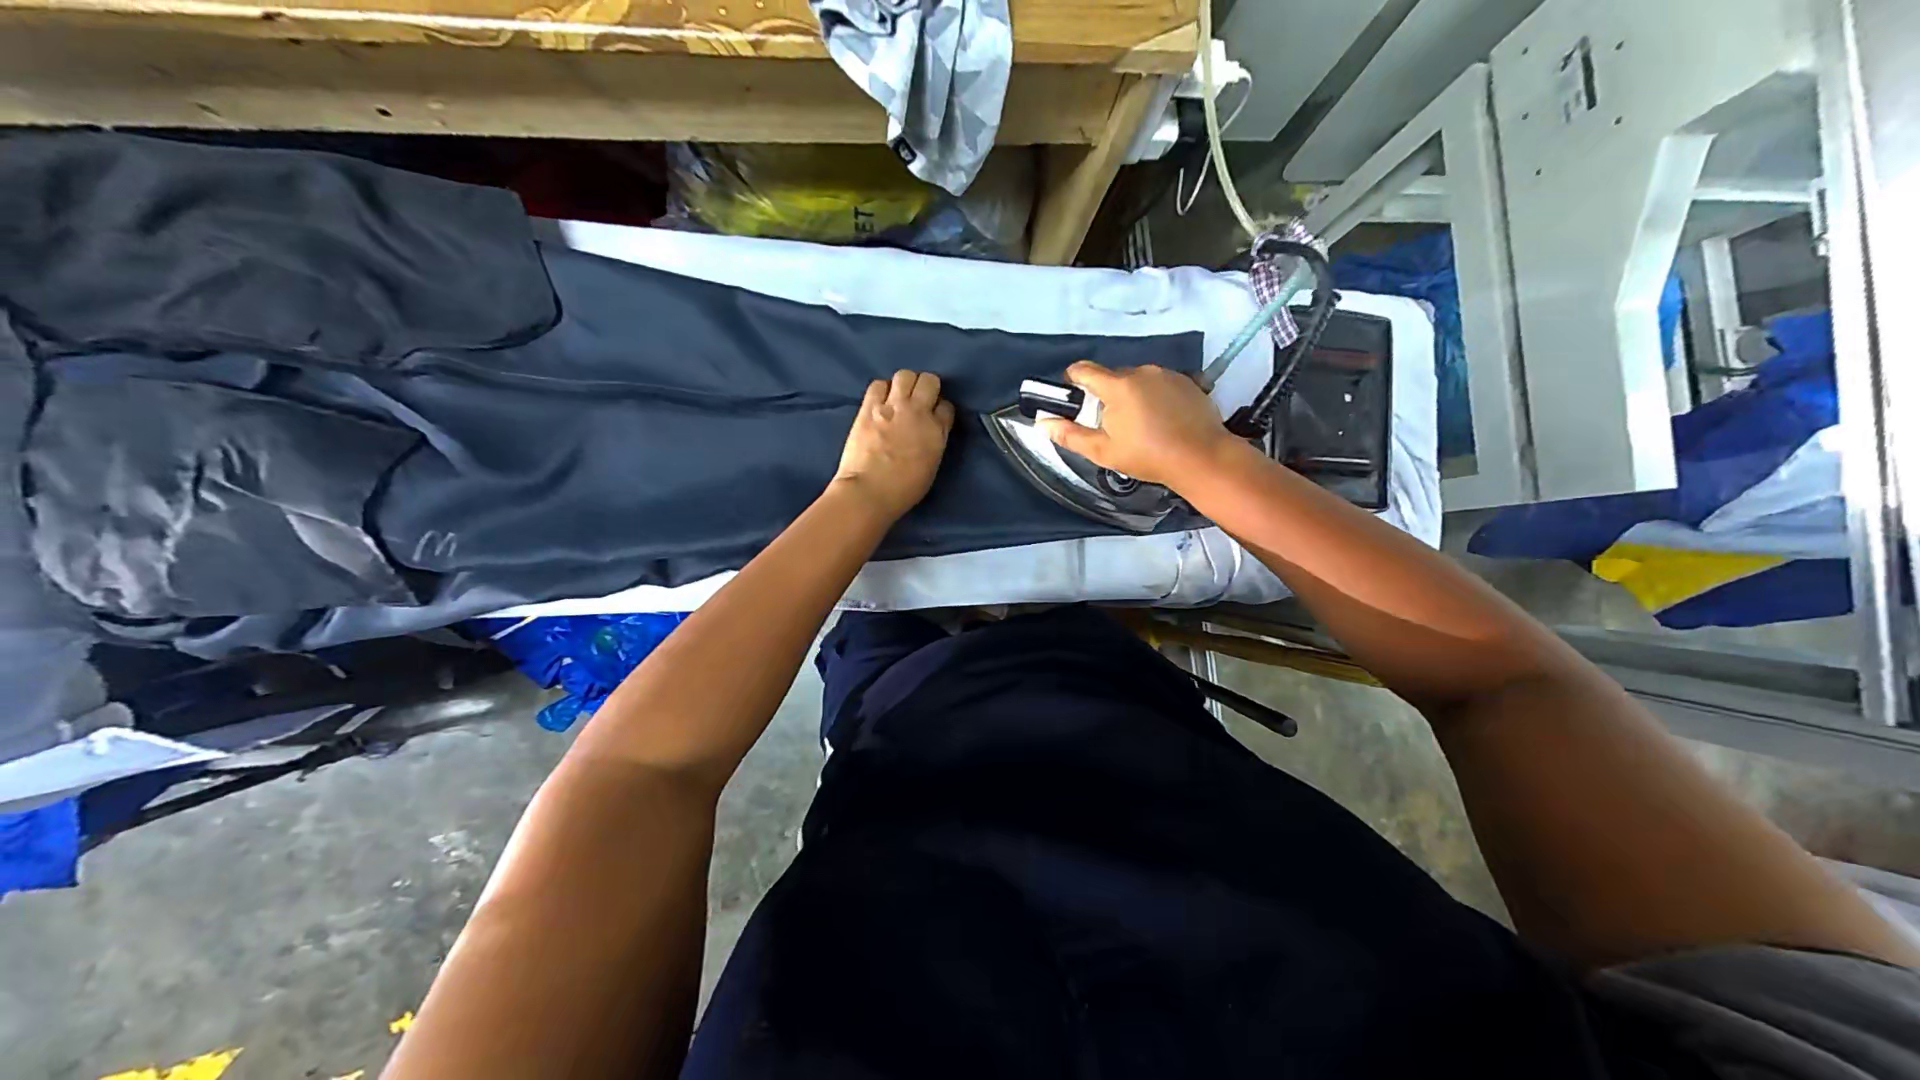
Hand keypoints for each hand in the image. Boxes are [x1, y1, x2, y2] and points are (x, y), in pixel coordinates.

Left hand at [832, 369, 955, 519]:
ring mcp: (893, 407)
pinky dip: (881, 390)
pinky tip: (879, 402)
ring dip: (904, 384)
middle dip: (925, 388)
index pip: (947, 406)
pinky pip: (879, 384)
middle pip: (929, 381)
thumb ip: (934, 443)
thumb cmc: (902, 490)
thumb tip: (929, 433)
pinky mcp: (869, 407)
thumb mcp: (931, 467)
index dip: (939, 409)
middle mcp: (918, 413)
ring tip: (898, 398)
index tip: (932, 416)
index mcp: (938, 432)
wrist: (869, 491)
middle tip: (917, 401)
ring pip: (905, 375)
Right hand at [1038, 361, 1239, 487]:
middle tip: (1111, 425)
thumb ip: (1070, 435)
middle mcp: (1141, 371)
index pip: (1083, 369)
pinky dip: (1154, 397)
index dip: (1072, 381)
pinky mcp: (1187, 381)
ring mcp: (1167, 374)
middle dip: (1105, 395)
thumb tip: (1043, 424)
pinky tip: (1162, 420)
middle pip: (1111, 376)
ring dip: (1131, 396)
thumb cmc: (1148, 456)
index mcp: (1117, 386)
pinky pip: (1159, 383)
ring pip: (1137, 380)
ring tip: (1140, 425)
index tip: (1073, 399)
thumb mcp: (1103, 452)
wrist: (1202, 458)